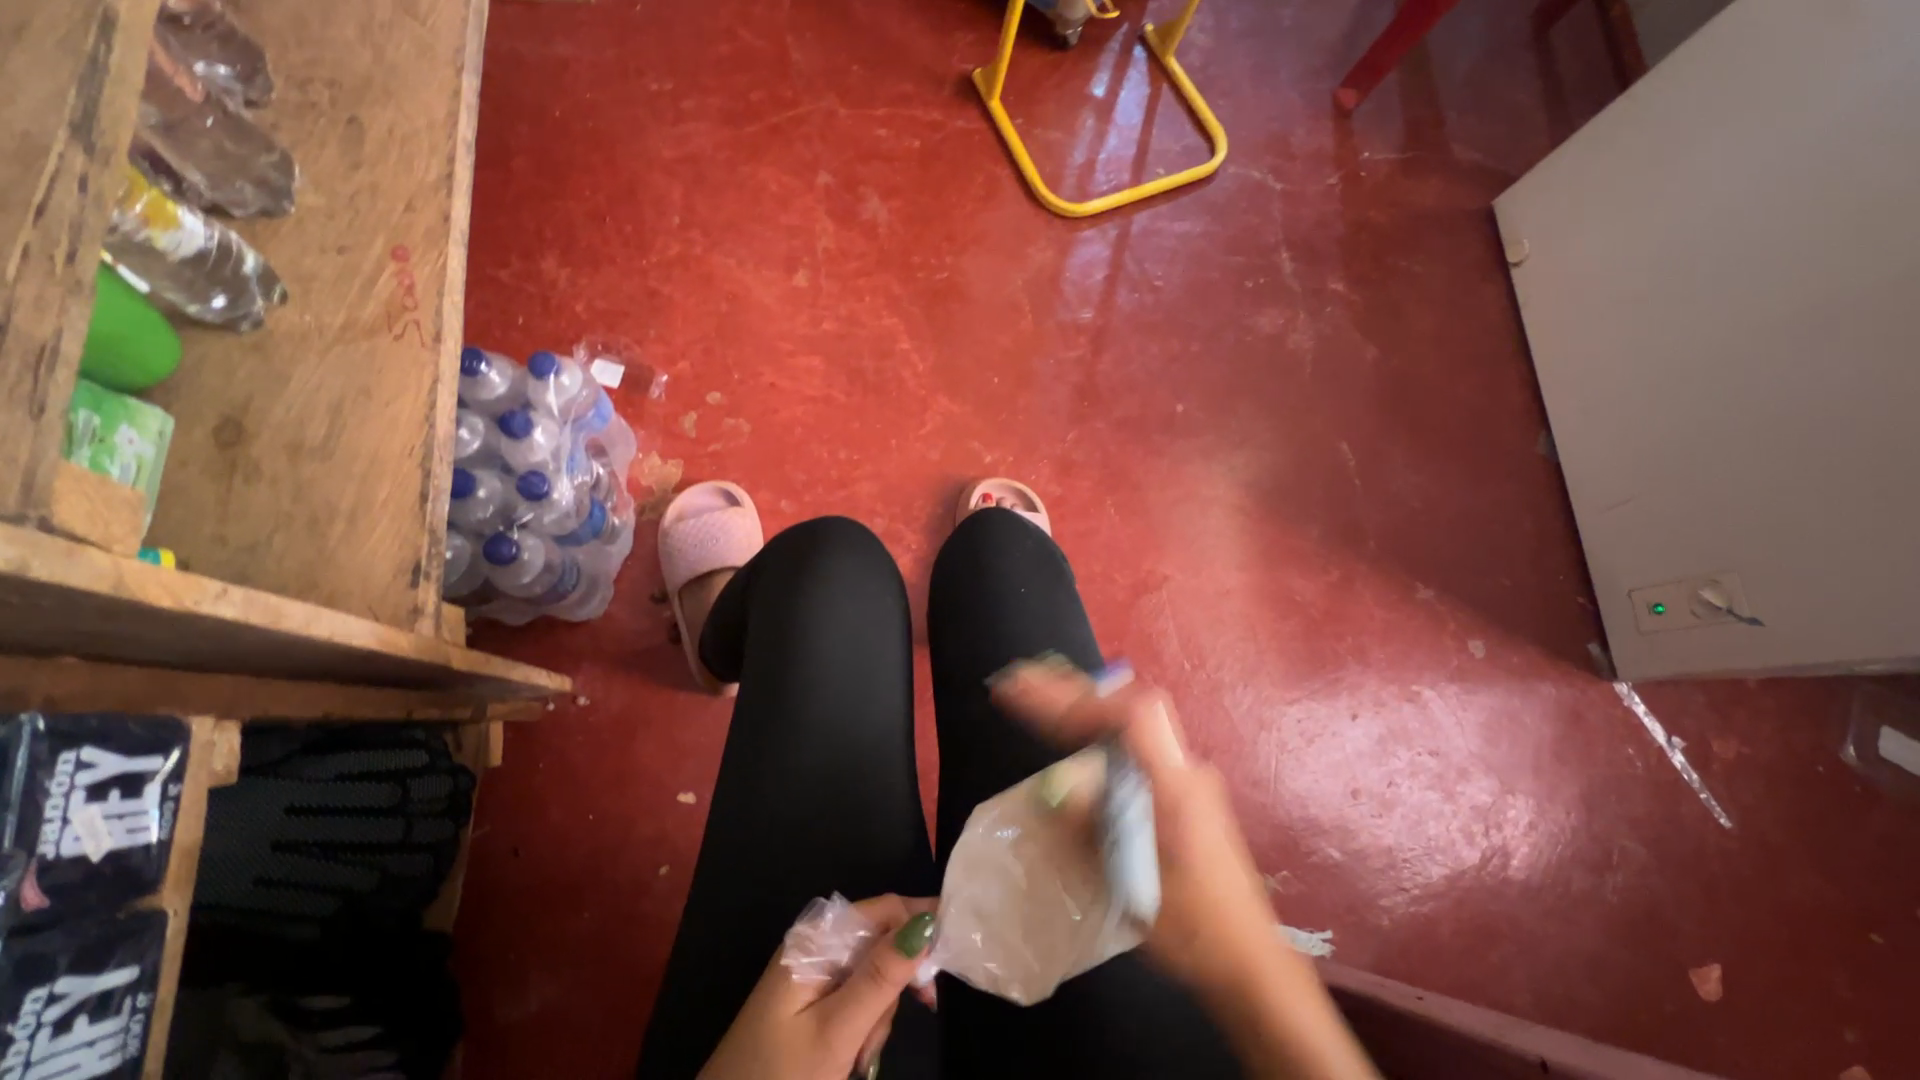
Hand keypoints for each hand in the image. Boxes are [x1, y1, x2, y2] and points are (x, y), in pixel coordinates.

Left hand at [699, 895, 937, 1079]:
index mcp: (815, 940)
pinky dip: (865, 1024)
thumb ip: (881, 976)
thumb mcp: (837, 1031)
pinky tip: (855, 1055)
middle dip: (896, 983)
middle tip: (899, 1023)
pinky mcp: (812, 1002)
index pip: (883, 908)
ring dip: (880, 1013)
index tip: (952, 959)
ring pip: (874, 974)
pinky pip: (856, 997)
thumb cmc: (780, 1076)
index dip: (921, 924)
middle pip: (882, 941)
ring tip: (861, 1055)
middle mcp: (814, 947)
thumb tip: (927, 919)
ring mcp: (812, 975)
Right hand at [990, 659, 1282, 996]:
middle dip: (1071, 693)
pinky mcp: (1182, 799)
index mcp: (1176, 787)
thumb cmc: (1196, 930)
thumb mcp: (1135, 886)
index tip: (1031, 695)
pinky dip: (1097, 737)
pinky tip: (1074, 745)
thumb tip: (1056, 785)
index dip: (1079, 699)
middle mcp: (1184, 773)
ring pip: (1130, 728)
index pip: (1133, 715)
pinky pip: (1133, 752)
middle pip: (1127, 710)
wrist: (1250, 964)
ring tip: (1036, 703)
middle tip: (1019, 683)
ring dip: (1084, 710)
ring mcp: (1186, 783)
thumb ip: (1095, 832)